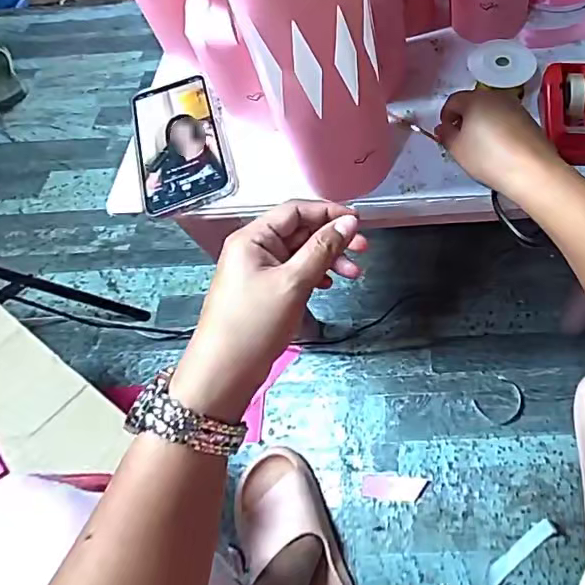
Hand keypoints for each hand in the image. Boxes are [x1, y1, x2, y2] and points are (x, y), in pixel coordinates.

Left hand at [169, 201, 365, 416]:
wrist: (223, 375)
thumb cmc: (250, 327)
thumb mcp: (294, 282)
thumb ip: (323, 248)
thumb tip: (348, 223)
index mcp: (252, 239)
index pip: (296, 210)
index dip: (329, 212)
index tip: (357, 222)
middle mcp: (254, 249)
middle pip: (302, 230)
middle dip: (333, 238)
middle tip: (361, 248)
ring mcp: (260, 270)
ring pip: (303, 251)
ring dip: (330, 257)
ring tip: (352, 271)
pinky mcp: (266, 289)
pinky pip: (298, 270)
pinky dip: (317, 273)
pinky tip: (330, 282)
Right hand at [438, 89, 568, 194]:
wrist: (532, 170)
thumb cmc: (493, 158)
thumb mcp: (458, 149)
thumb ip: (446, 134)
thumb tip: (445, 128)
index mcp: (475, 98)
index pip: (453, 101)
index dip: (446, 117)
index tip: (445, 131)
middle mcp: (497, 97)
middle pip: (473, 103)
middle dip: (464, 119)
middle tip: (460, 140)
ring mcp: (515, 107)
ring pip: (491, 110)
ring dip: (482, 124)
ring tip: (480, 148)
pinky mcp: (528, 119)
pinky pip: (507, 119)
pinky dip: (499, 130)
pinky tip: (498, 150)